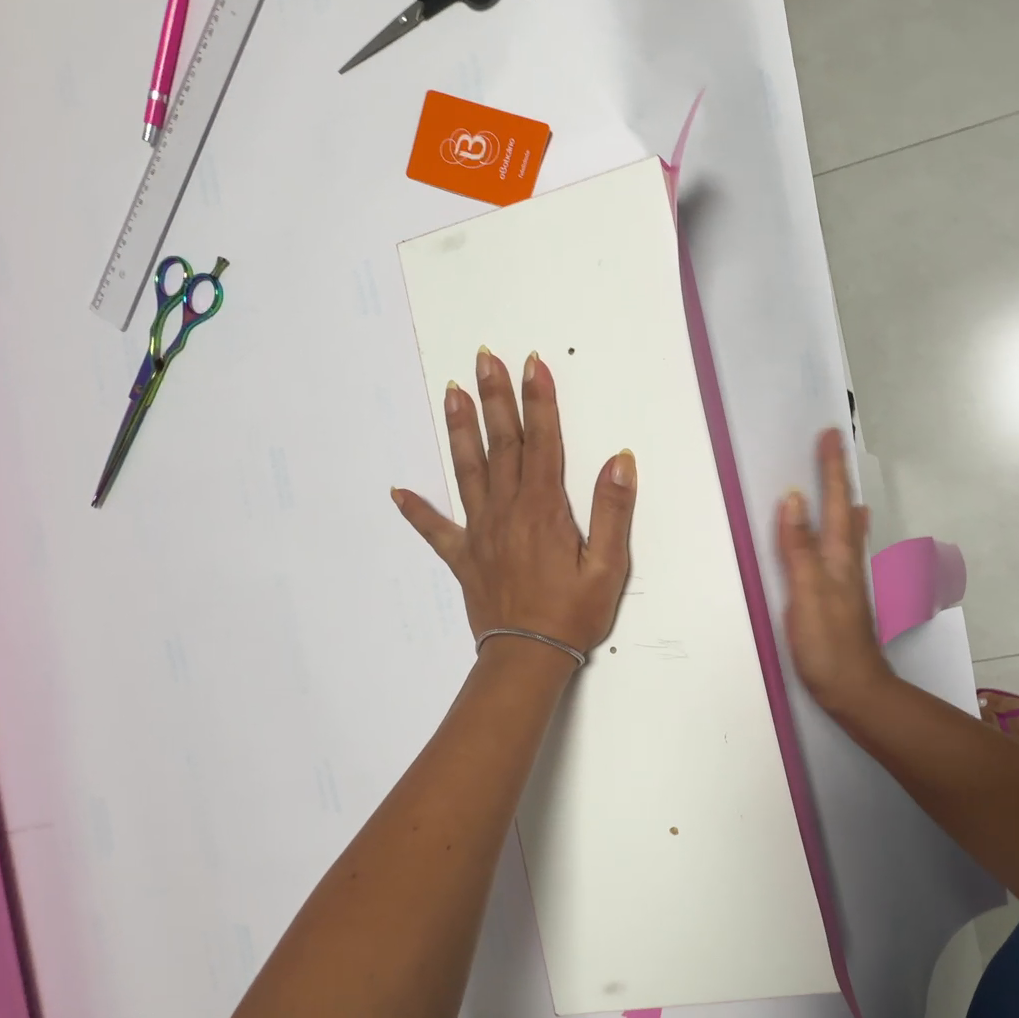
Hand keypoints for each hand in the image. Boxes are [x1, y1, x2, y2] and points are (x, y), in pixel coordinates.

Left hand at [392, 348, 636, 657]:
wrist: (527, 659)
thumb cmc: (573, 613)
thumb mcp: (609, 565)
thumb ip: (613, 510)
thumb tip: (619, 460)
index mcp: (544, 510)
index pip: (542, 442)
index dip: (539, 401)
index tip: (533, 365)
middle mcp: (507, 511)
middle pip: (502, 444)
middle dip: (496, 397)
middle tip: (485, 358)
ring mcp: (480, 533)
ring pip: (468, 470)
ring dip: (461, 429)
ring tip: (453, 393)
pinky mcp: (464, 557)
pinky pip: (435, 529)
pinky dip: (417, 509)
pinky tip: (399, 490)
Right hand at [776, 428, 892, 712]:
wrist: (856, 690)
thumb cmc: (828, 644)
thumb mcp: (807, 593)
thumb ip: (799, 547)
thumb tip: (793, 498)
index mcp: (838, 557)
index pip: (836, 503)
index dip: (832, 469)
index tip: (830, 435)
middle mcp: (847, 564)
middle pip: (846, 512)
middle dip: (839, 481)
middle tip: (834, 450)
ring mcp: (848, 583)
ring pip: (848, 532)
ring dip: (844, 505)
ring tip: (846, 488)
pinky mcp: (844, 601)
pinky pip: (843, 552)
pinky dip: (843, 534)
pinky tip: (847, 541)